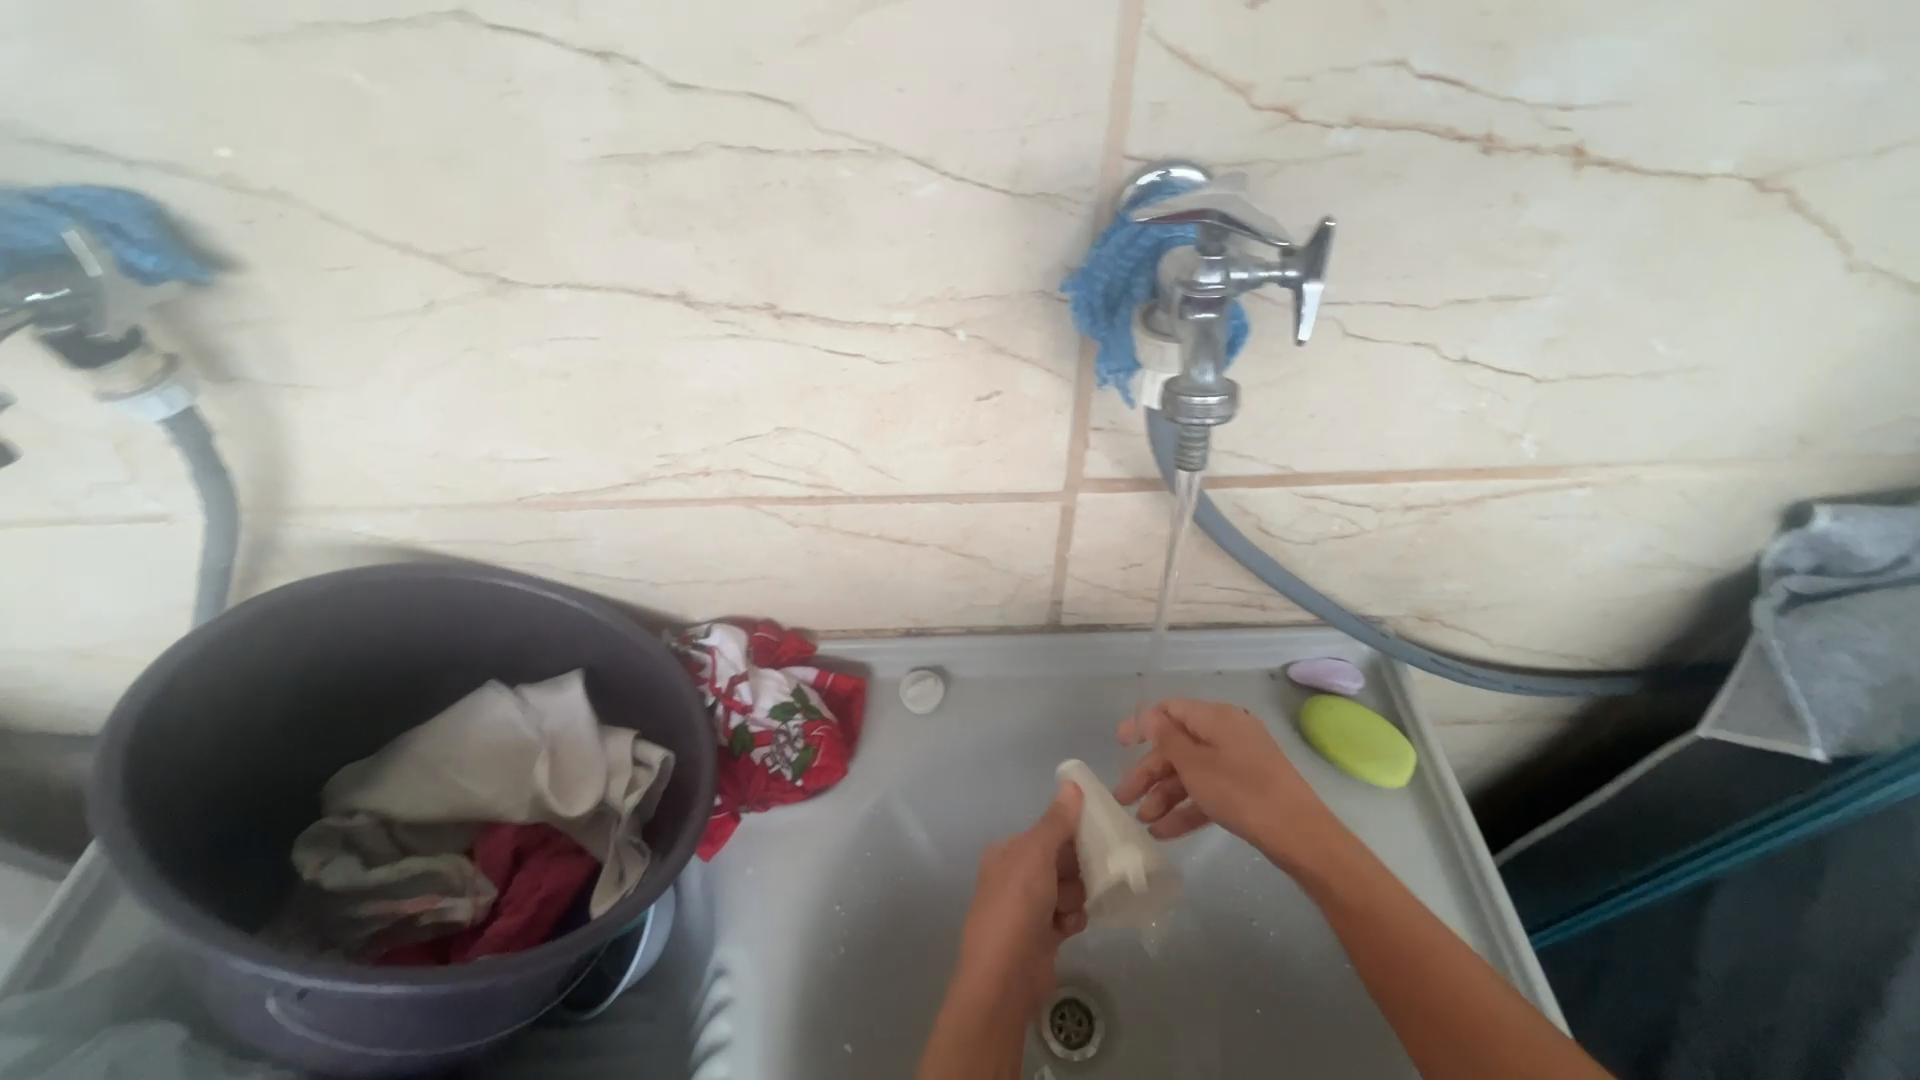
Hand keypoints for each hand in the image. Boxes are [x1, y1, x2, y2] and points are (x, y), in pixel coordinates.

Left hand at [953, 782, 1087, 1016]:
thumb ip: (1057, 821)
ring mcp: (1028, 908)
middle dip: (1076, 870)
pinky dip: (1072, 920)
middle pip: (1060, 861)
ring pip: (1068, 889)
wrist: (1005, 975)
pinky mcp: (1042, 936)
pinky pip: (1069, 916)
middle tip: (1088, 876)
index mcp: (1007, 853)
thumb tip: (1071, 784)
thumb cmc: (1016, 905)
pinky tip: (1069, 928)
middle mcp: (1015, 877)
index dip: (1071, 835)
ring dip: (1074, 897)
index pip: (1047, 833)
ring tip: (1066, 909)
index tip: (1098, 836)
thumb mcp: (1036, 854)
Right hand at [1114, 698, 1331, 863]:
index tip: (1119, 745)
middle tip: (1123, 798)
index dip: (1142, 725)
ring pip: (1191, 773)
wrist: (1300, 835)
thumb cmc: (1242, 792)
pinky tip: (1164, 832)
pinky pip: (1208, 792)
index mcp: (1216, 718)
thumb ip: (1167, 738)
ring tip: (1143, 822)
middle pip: (1177, 746)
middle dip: (1148, 773)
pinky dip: (1186, 809)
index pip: (1170, 710)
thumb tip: (1147, 715)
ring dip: (1164, 796)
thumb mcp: (1196, 765)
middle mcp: (1227, 734)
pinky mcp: (1246, 789)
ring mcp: (1238, 763)